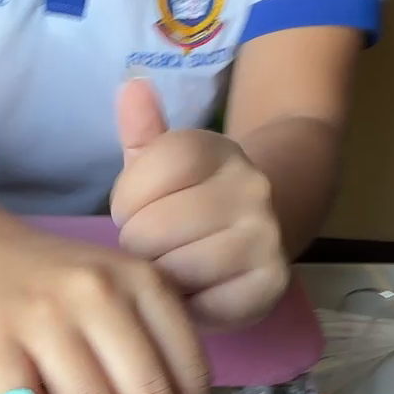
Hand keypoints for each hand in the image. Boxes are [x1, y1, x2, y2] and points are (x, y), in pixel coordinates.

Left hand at [112, 78, 289, 328]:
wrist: (268, 230)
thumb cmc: (194, 201)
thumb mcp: (166, 164)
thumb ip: (143, 133)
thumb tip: (130, 86)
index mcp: (217, 150)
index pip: (145, 175)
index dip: (126, 202)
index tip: (134, 212)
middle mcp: (250, 187)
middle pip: (153, 228)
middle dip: (138, 245)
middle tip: (153, 248)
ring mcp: (264, 237)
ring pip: (175, 269)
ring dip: (160, 279)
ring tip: (170, 269)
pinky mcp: (268, 284)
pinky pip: (202, 306)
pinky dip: (187, 307)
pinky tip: (193, 293)